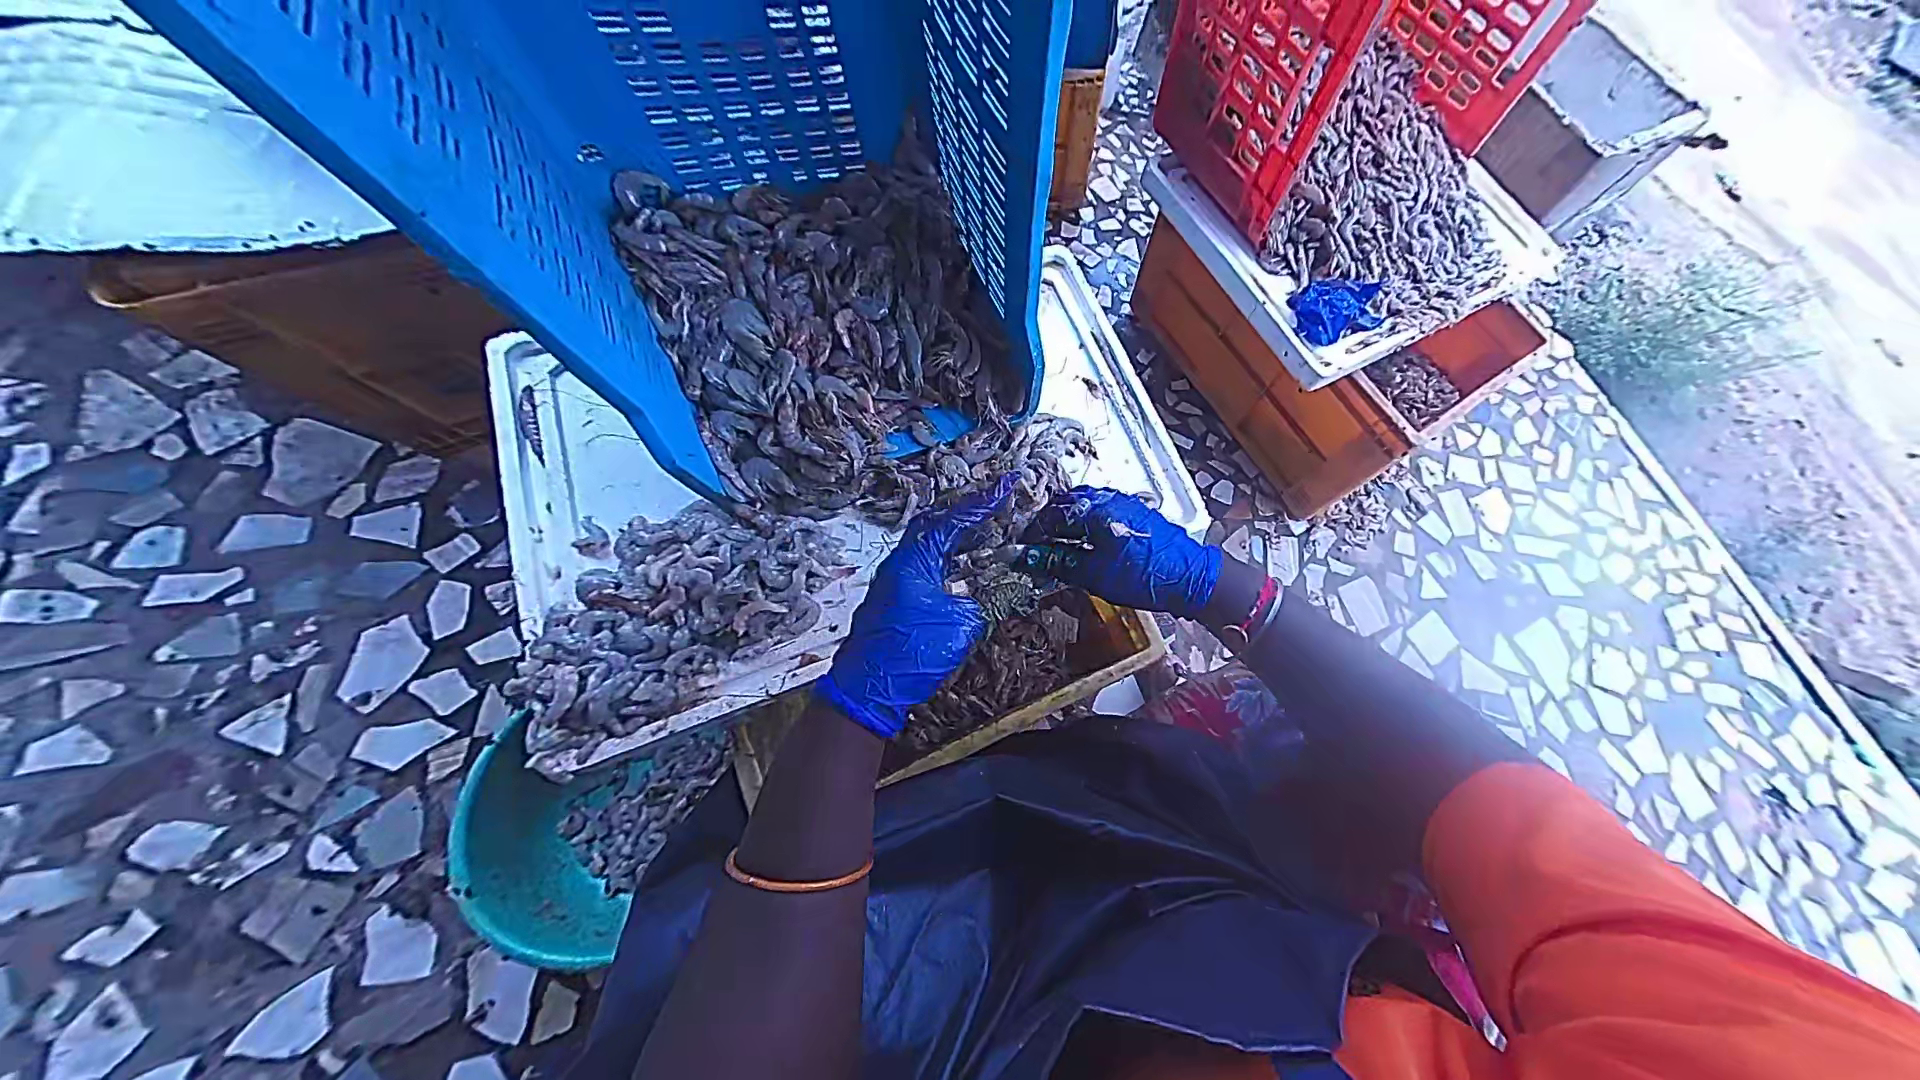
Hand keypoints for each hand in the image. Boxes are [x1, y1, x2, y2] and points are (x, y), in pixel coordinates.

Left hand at [815, 477, 1011, 738]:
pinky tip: (967, 566)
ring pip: (931, 544)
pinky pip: (926, 563)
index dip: (983, 501)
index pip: (952, 520)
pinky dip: (949, 558)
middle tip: (997, 504)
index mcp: (914, 560)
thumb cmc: (910, 656)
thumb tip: (1012, 586)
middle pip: (937, 524)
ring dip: (959, 535)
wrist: (867, 690)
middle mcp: (901, 562)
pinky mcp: (895, 596)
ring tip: (989, 531)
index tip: (1007, 485)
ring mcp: (895, 579)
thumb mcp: (961, 626)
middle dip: (969, 512)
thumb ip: (988, 601)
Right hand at [1021, 486, 1220, 618]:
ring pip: (1082, 506)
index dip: (1033, 535)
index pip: (1050, 516)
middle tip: (1038, 550)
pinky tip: (1084, 543)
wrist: (1192, 579)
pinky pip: (1099, 510)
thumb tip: (1026, 558)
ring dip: (1067, 524)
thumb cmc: (1143, 576)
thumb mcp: (1093, 573)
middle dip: (1048, 526)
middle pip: (1065, 505)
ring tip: (1059, 548)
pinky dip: (1085, 524)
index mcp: (1094, 509)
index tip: (1024, 551)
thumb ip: (1057, 562)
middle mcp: (1107, 498)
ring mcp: (1123, 502)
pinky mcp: (1135, 511)